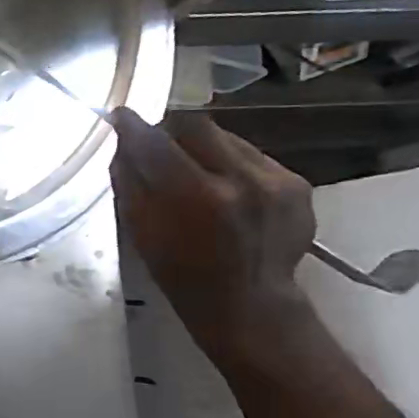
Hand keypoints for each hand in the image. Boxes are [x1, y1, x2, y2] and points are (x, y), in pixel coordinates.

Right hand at [109, 109, 316, 355]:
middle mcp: (241, 179)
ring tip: (194, 170)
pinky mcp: (297, 184)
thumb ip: (131, 183)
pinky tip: (226, 189)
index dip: (133, 125)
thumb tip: (122, 145)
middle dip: (172, 130)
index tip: (121, 114)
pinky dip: (232, 164)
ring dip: (203, 147)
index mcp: (195, 196)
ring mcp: (276, 179)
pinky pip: (254, 156)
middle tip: (159, 143)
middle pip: (197, 125)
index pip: (156, 140)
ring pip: (227, 137)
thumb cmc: (181, 272)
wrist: (249, 302)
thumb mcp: (142, 230)